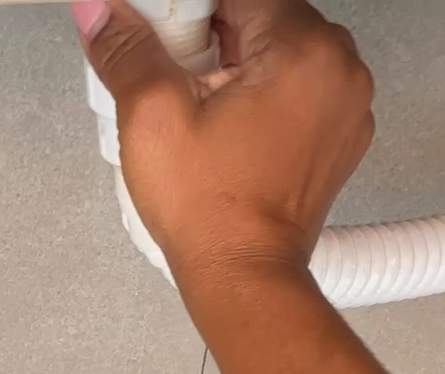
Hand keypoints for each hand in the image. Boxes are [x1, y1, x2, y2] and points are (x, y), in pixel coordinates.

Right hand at [70, 0, 372, 288]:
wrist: (243, 277)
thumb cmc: (211, 213)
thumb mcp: (151, 119)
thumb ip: (126, 51)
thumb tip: (98, 10)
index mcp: (303, 49)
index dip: (189, 11)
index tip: (165, 39)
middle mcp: (339, 70)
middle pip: (264, 19)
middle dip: (214, 38)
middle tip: (178, 82)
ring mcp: (346, 108)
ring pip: (282, 56)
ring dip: (239, 68)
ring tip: (202, 113)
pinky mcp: (338, 141)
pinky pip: (299, 94)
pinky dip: (265, 100)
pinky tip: (228, 133)